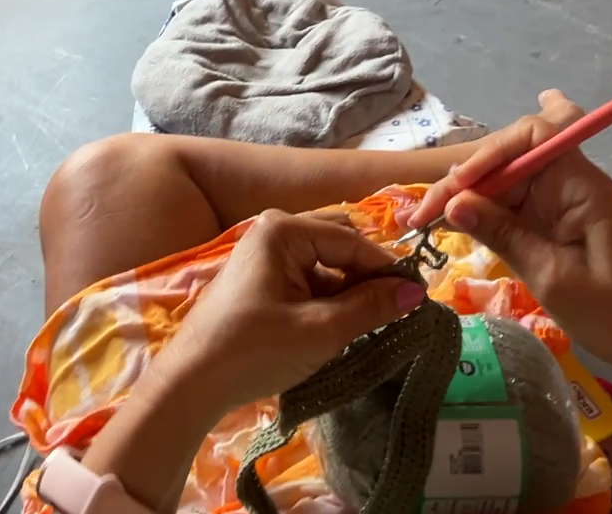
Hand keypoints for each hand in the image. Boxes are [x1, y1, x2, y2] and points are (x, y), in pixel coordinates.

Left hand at [159, 209, 428, 413]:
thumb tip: (416, 292)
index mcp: (284, 230)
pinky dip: (330, 298)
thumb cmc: (254, 350)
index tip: (420, 297)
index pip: (351, 241)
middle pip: (339, 244)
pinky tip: (343, 326)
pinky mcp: (263, 277)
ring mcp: (267, 253)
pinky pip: (309, 278)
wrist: (192, 381)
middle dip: (368, 276)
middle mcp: (275, 230)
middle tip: (398, 311)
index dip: (387, 269)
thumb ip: (370, 307)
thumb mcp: (319, 330)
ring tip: (374, 324)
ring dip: (350, 290)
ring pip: (326, 264)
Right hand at [408, 90, 611, 387]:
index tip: (459, 184)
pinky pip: (509, 202)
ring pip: (502, 179)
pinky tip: (449, 214)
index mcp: (580, 185)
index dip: (492, 151)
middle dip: (464, 178)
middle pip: (508, 157)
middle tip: (422, 214)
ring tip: (423, 217)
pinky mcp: (551, 220)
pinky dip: (479, 210)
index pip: (533, 135)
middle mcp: (568, 182)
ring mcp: (559, 200)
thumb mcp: (554, 278)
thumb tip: (453, 203)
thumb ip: (504, 235)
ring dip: (464, 195)